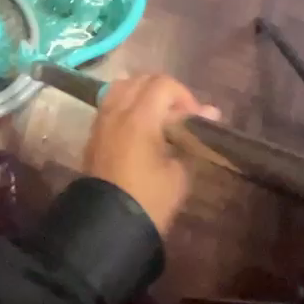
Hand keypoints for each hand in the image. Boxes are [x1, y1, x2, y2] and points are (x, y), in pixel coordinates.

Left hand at [82, 73, 217, 233]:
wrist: (108, 224)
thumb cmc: (150, 199)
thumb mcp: (179, 173)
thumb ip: (191, 138)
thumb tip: (210, 113)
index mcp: (139, 117)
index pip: (163, 84)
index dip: (184, 96)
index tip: (196, 118)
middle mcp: (117, 110)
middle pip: (141, 80)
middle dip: (165, 92)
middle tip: (180, 116)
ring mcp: (102, 119)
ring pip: (122, 86)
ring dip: (143, 93)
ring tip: (159, 117)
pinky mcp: (94, 132)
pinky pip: (110, 102)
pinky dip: (127, 103)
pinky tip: (140, 126)